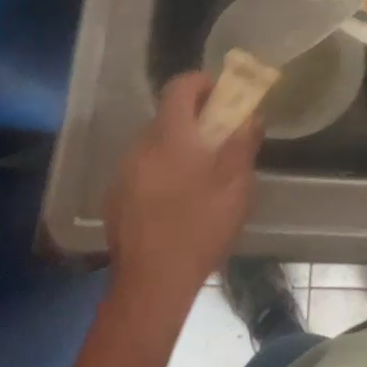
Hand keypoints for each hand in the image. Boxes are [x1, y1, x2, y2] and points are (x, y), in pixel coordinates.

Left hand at [103, 72, 261, 293]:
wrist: (152, 284)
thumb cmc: (200, 226)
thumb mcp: (236, 185)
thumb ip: (243, 143)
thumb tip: (251, 116)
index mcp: (169, 136)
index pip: (179, 87)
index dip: (202, 83)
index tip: (223, 96)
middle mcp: (140, 147)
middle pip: (167, 117)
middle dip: (195, 120)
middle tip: (221, 140)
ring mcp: (123, 174)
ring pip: (154, 145)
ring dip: (178, 148)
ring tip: (202, 175)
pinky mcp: (115, 200)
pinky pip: (142, 171)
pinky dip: (161, 173)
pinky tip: (177, 202)